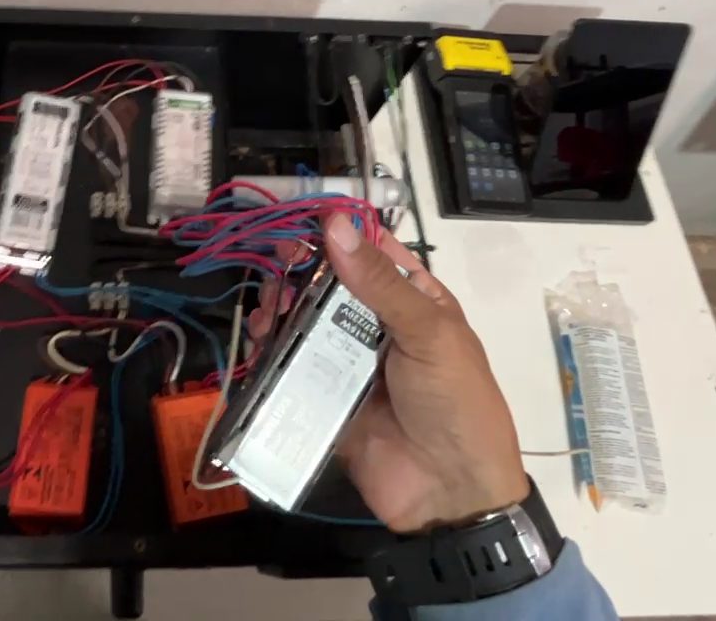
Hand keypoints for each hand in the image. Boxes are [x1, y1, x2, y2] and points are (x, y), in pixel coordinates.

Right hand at [249, 215, 526, 532]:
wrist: (448, 494)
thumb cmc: (453, 400)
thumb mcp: (427, 333)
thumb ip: (378, 282)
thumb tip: (334, 223)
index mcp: (412, 299)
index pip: (370, 251)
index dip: (336, 233)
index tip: (299, 222)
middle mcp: (376, 322)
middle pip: (328, 283)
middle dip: (299, 273)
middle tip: (277, 271)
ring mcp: (348, 357)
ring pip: (305, 318)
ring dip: (281, 307)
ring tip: (267, 310)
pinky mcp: (324, 390)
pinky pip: (293, 360)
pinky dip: (272, 347)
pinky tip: (261, 341)